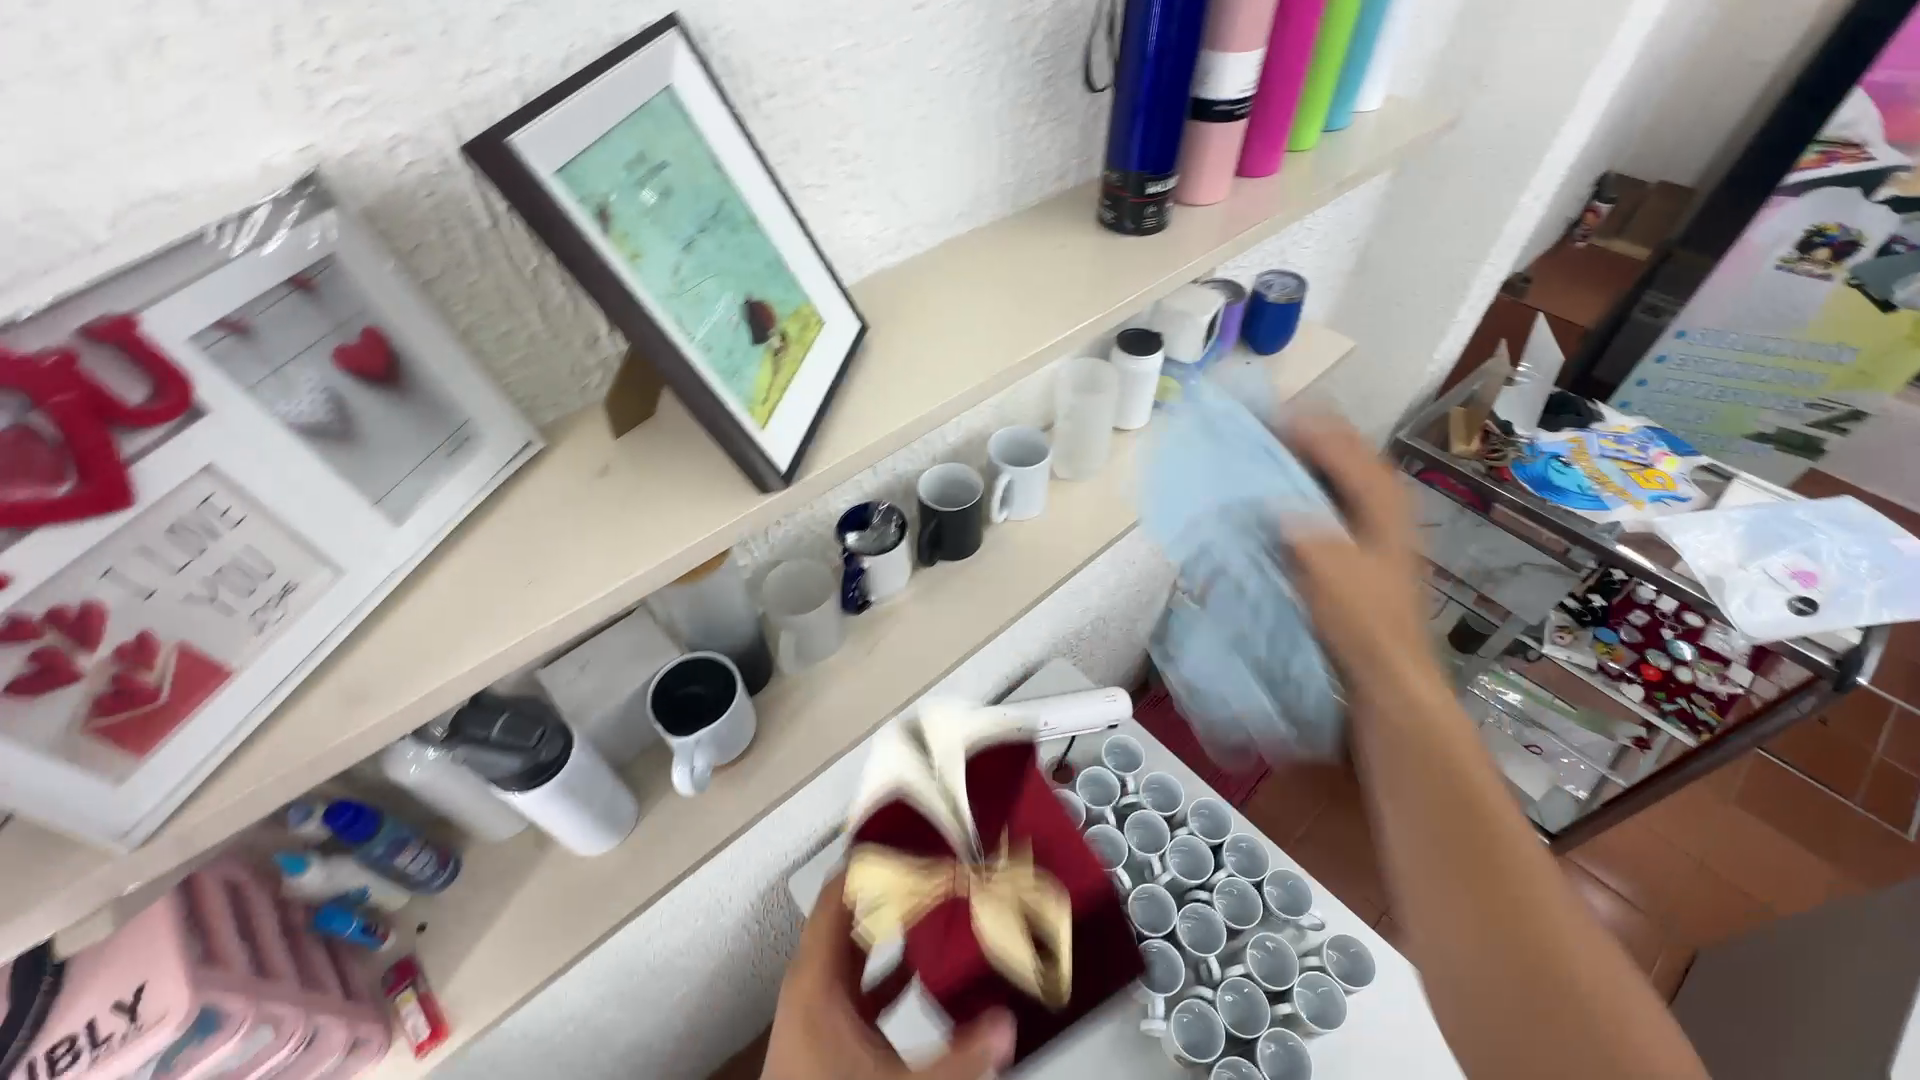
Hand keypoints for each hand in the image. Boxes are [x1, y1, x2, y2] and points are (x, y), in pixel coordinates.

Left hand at [762, 871, 1016, 1079]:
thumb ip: (958, 1055)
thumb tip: (1006, 1026)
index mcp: (816, 979)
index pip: (840, 894)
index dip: (875, 865)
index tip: (913, 845)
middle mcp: (813, 983)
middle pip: (851, 915)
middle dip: (893, 891)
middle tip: (934, 869)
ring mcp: (819, 1006)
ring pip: (857, 948)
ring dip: (893, 928)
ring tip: (935, 905)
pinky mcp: (830, 1028)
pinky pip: (861, 981)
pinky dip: (890, 968)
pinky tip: (923, 966)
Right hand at [1280, 414, 1446, 710]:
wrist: (1388, 680)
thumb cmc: (1365, 627)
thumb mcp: (1334, 576)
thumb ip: (1308, 535)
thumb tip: (1278, 507)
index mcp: (1383, 508)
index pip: (1349, 450)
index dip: (1313, 428)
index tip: (1273, 414)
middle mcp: (1383, 514)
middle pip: (1349, 460)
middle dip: (1311, 438)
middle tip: (1269, 426)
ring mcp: (1374, 537)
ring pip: (1341, 484)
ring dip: (1309, 465)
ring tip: (1271, 454)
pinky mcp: (1359, 560)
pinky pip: (1331, 509)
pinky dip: (1306, 496)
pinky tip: (1280, 505)